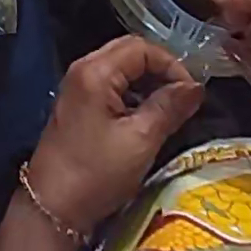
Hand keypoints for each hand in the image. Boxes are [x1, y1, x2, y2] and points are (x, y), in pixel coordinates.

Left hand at [25, 37, 205, 234]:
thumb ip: (168, 108)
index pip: (140, 47)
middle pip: (128, 50)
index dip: (171, 64)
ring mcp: (78, 81)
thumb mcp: (140, 141)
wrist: (54, 202)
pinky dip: (132, 89)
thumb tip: (196, 87)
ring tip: (171, 105)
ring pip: (119, 64)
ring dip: (147, 78)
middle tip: (185, 96)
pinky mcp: (78, 98)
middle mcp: (83, 67)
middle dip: (160, 68)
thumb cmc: (97, 171)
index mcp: (95, 70)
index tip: (193, 92)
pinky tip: (147, 112)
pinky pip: (110, 80)